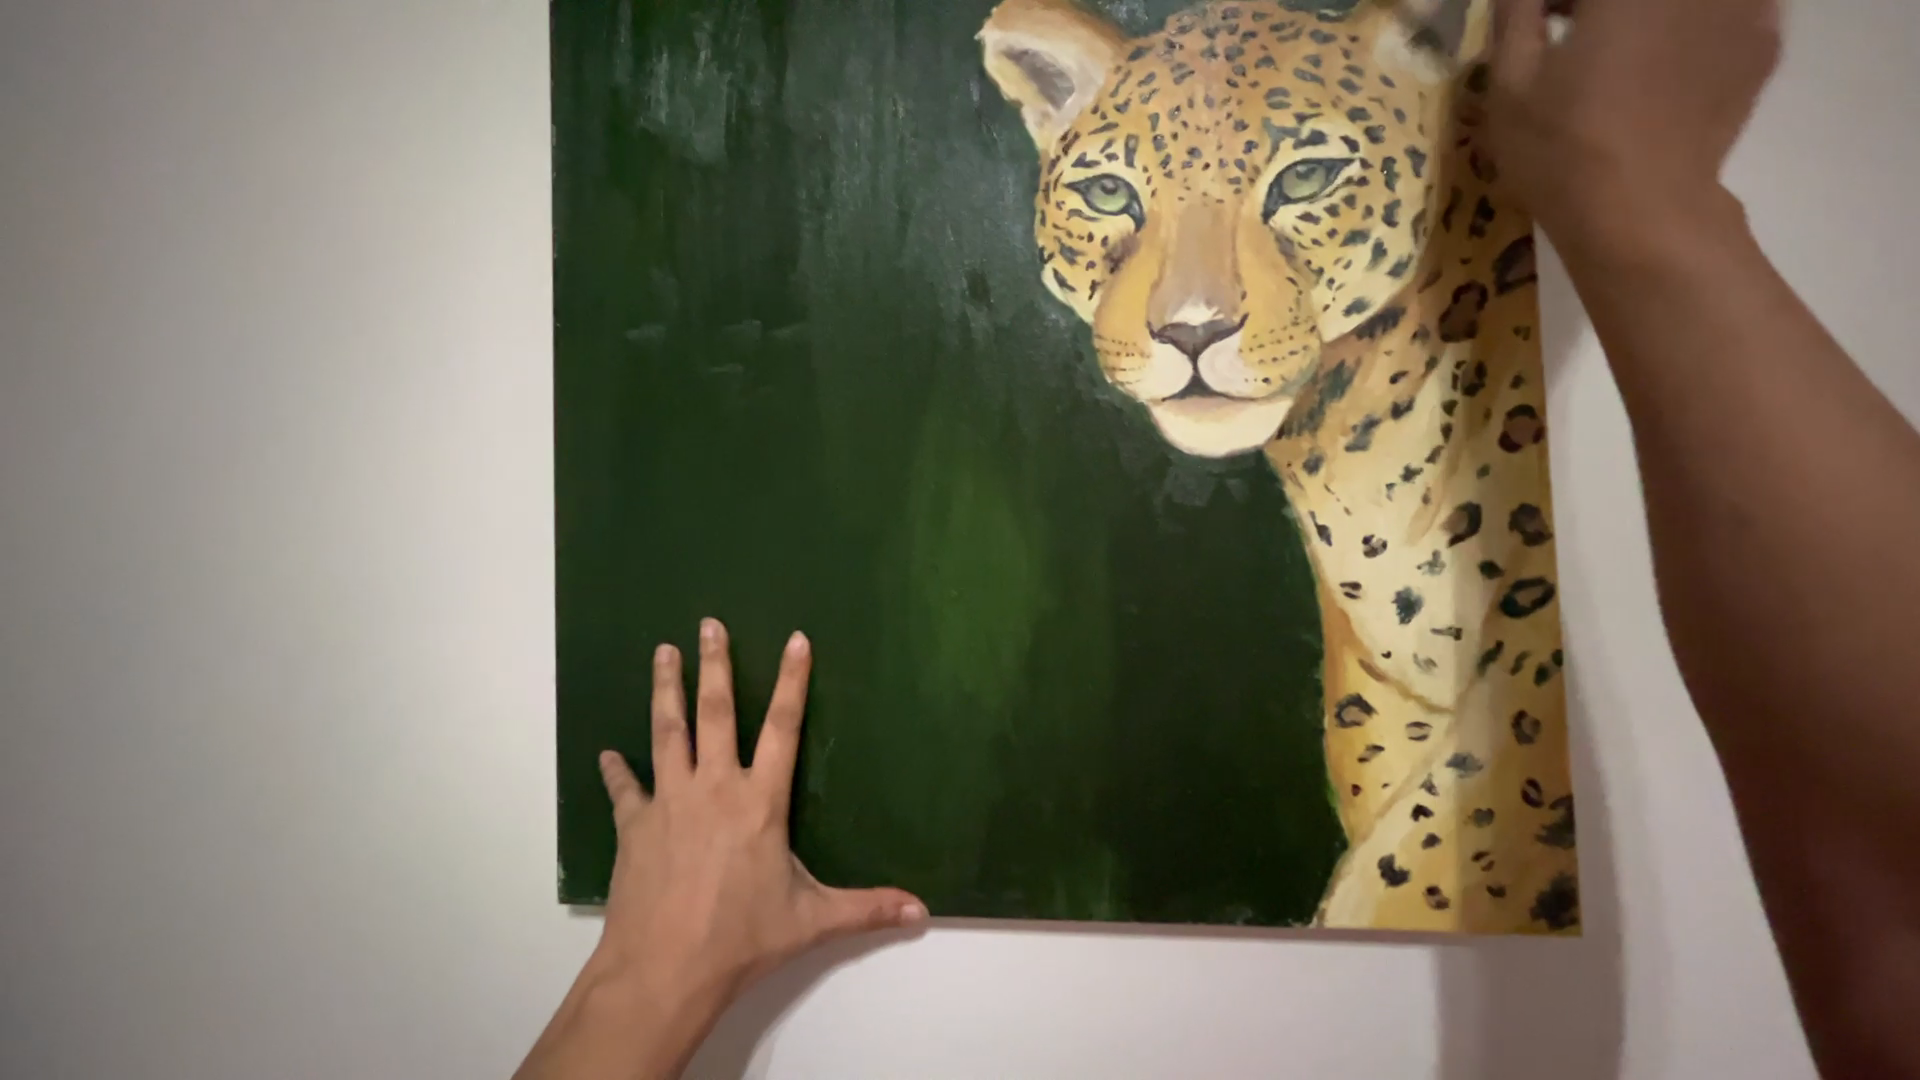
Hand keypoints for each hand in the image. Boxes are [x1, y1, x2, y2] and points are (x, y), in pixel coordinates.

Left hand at [594, 619, 926, 1008]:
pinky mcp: (635, 827)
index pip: (783, 727)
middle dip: (714, 665)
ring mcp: (669, 803)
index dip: (792, 681)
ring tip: (662, 652)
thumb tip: (922, 913)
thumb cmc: (742, 939)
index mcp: (759, 801)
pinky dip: (616, 771)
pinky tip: (606, 754)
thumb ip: (868, 908)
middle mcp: (714, 788)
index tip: (796, 639)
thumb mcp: (812, 920)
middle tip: (709, 624)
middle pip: (715, 713)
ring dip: (665, 690)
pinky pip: (624, 790)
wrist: (663, 972)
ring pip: (667, 733)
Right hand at [1484, 0, 1781, 240]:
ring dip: (1648, 18)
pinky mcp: (1762, 39)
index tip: (1536, 18)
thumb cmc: (1559, 147)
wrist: (1639, 209)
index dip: (1551, 2)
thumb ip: (1516, 15)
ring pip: (1683, 5)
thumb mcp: (1510, 85)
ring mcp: (1742, 3)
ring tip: (1618, 52)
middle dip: (1598, 7)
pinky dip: (1694, 27)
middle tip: (1570, 32)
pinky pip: (1726, 12)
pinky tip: (1662, 66)